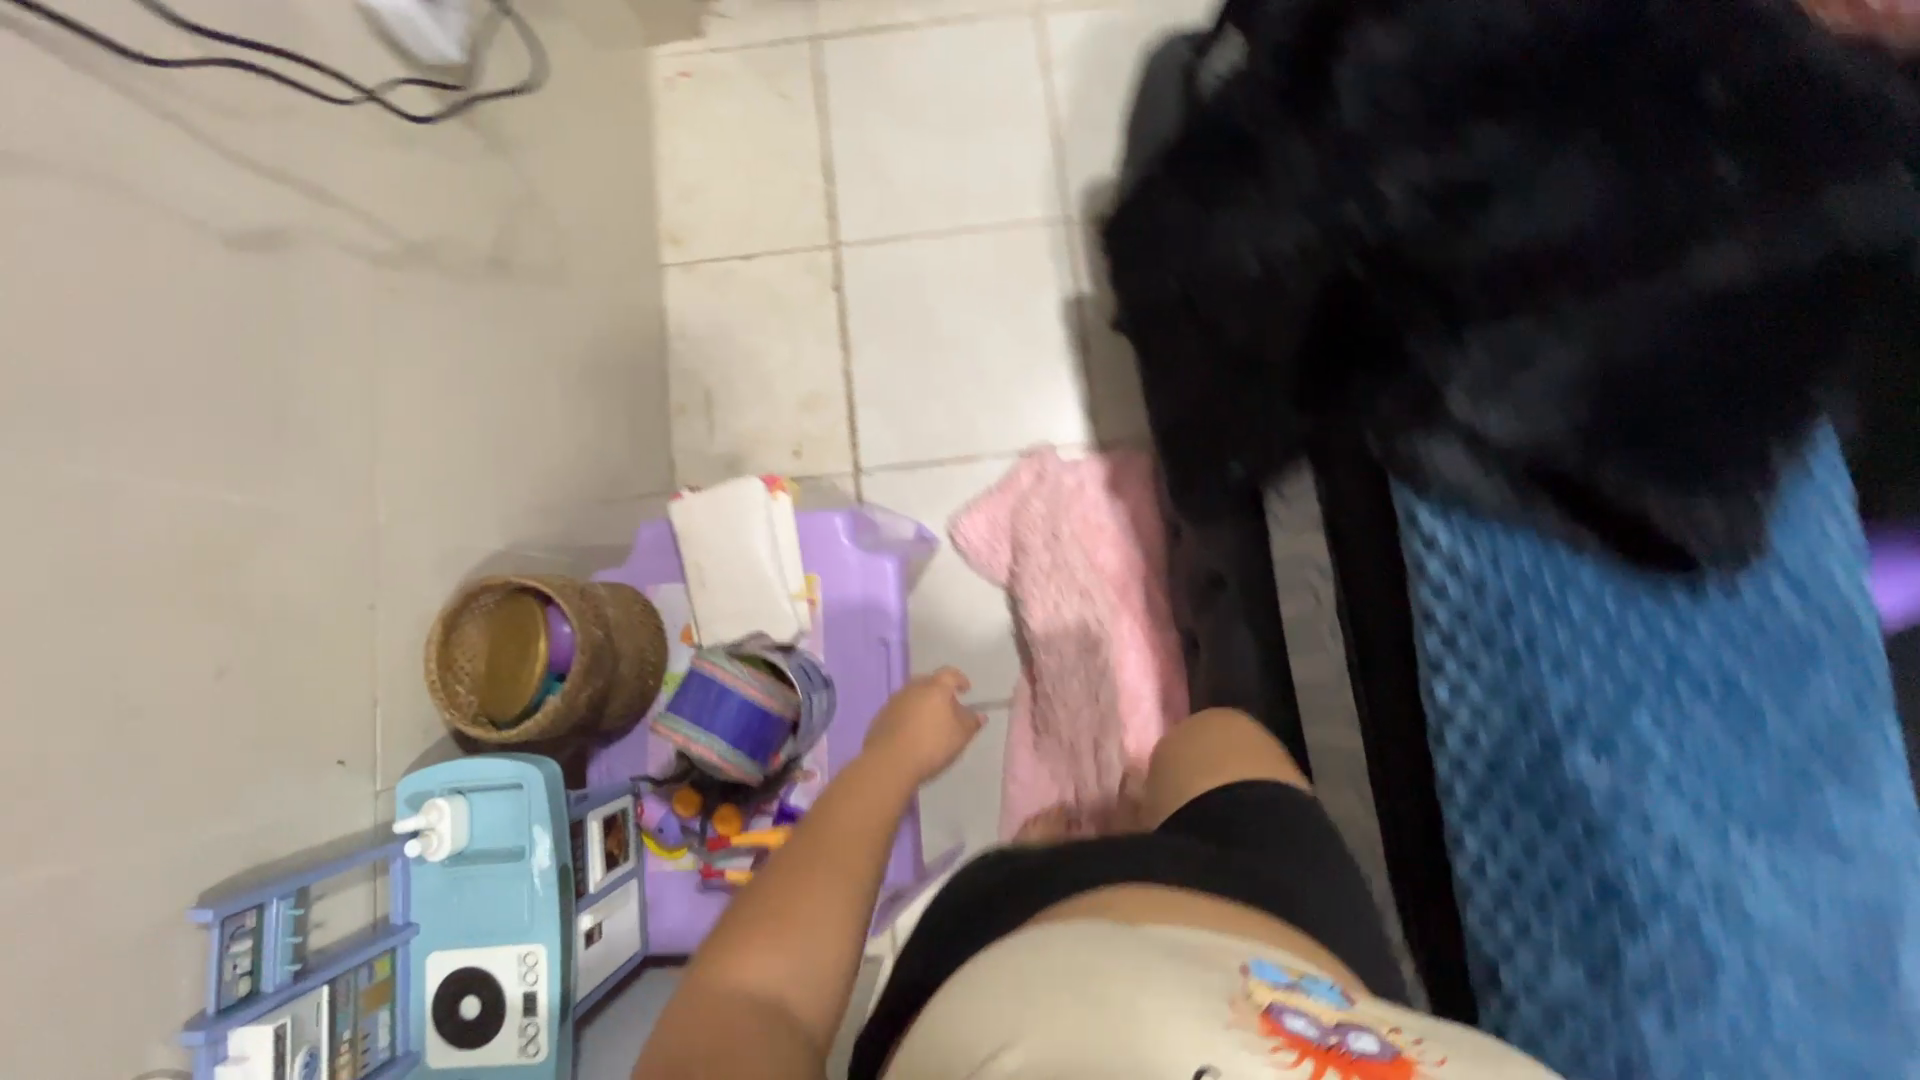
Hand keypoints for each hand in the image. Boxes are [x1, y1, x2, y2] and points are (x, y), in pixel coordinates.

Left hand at [862, 668, 984, 784]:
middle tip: (948, 709)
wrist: (889, 762)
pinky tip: (911, 733)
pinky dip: (908, 716)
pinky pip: (900, 710)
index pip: (949, 674)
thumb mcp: (959, 737)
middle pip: (929, 683)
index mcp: (935, 688)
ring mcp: (894, 701)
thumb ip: (971, 723)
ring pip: (912, 696)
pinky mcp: (880, 716)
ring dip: (922, 704)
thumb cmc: (931, 745)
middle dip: (940, 692)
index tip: (966, 690)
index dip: (960, 679)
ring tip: (929, 723)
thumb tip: (980, 715)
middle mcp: (913, 688)